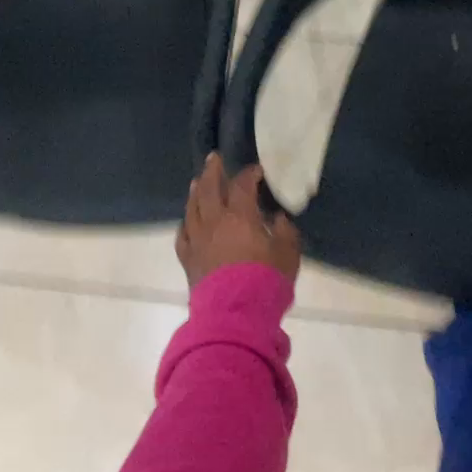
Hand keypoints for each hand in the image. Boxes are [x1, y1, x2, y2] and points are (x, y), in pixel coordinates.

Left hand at [177, 155, 301, 289]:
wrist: (235, 313)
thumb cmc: (266, 280)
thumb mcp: (288, 253)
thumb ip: (285, 232)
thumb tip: (278, 218)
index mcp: (240, 216)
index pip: (243, 186)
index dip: (249, 174)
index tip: (257, 170)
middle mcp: (215, 222)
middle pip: (210, 189)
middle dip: (213, 172)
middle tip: (213, 158)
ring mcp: (197, 240)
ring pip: (192, 208)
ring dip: (196, 192)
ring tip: (198, 182)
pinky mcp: (188, 259)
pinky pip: (183, 234)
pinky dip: (186, 222)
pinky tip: (188, 220)